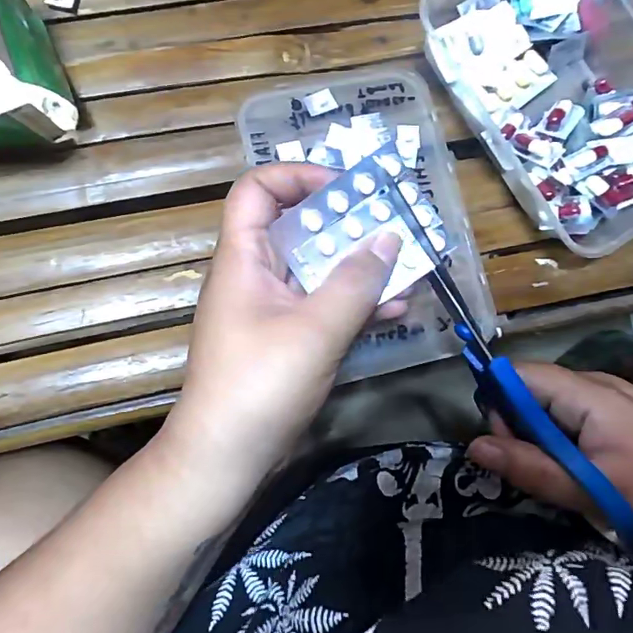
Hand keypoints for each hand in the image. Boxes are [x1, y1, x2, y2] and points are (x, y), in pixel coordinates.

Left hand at [165, 164, 405, 482]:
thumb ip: (355, 283)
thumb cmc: (260, 384)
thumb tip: (388, 238)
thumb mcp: (314, 329)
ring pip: (315, 269)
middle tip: (393, 221)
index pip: (257, 190)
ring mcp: (269, 309)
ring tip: (407, 261)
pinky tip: (397, 308)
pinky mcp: (285, 339)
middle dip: (345, 221)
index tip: (348, 187)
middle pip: (296, 227)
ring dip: (357, 264)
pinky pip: (321, 306)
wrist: (225, 456)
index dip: (298, 176)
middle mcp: (253, 275)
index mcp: (243, 258)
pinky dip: (353, 303)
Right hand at [464, 361, 632, 567]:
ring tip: (557, 476)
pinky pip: (570, 415)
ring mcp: (614, 400)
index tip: (504, 447)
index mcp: (594, 395)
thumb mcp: (591, 494)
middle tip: (534, 471)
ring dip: (539, 437)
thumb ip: (530, 468)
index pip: (520, 375)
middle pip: (532, 389)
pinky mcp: (621, 418)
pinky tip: (577, 472)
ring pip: (549, 404)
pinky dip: (560, 440)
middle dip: (518, 426)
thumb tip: (473, 446)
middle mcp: (601, 385)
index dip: (500, 404)